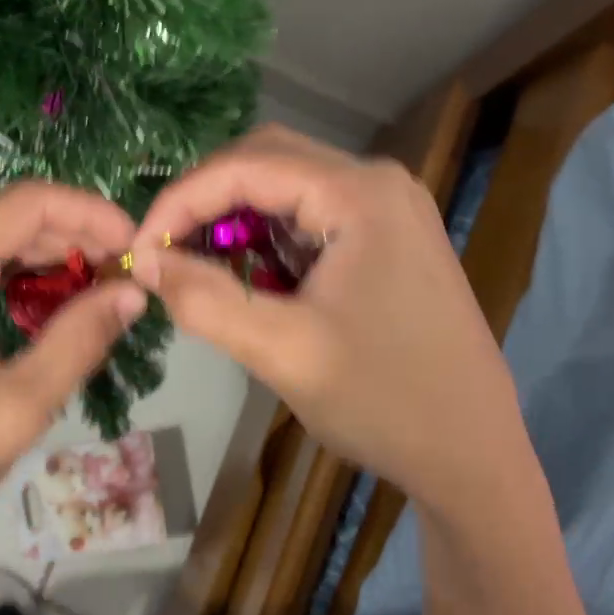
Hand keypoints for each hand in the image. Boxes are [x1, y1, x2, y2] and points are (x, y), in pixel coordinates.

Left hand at [0, 182, 148, 571]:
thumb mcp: (14, 410)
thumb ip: (78, 341)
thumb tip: (130, 293)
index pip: (28, 202)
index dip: (90, 211)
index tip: (134, 243)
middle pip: (1, 212)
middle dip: (67, 233)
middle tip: (118, 274)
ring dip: (32, 250)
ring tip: (86, 285)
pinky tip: (28, 297)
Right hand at [130, 125, 523, 507]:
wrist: (473, 454)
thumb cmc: (384, 401)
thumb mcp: (283, 351)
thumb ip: (206, 299)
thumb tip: (145, 261)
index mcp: (360, 194)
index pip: (245, 166)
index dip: (180, 200)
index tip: (140, 250)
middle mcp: (377, 182)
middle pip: (265, 160)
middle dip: (205, 201)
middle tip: (164, 251)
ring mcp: (387, 207)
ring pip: (285, 186)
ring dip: (234, 218)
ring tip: (196, 266)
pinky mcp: (387, 236)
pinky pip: (309, 215)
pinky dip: (267, 237)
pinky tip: (248, 275)